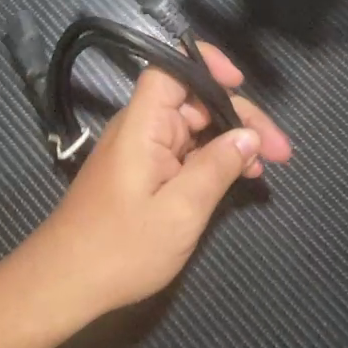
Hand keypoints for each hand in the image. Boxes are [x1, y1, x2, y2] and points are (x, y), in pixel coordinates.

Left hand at [17, 43, 292, 318]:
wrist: (65, 282)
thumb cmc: (122, 248)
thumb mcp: (180, 212)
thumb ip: (216, 168)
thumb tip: (249, 135)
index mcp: (142, 125)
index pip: (170, 71)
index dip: (205, 65)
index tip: (240, 82)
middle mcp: (141, 129)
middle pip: (194, 101)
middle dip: (239, 117)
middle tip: (281, 151)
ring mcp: (141, 151)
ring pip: (194, 128)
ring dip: (231, 141)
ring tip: (269, 165)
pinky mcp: (143, 174)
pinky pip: (184, 152)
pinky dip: (213, 159)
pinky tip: (241, 175)